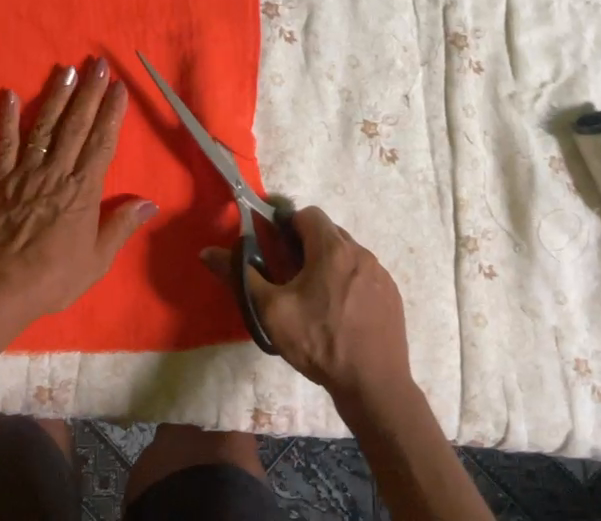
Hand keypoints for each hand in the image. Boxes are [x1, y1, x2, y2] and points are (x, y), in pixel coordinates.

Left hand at [0, 58, 156, 317]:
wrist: (6, 283)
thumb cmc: (56, 275)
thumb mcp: (98, 258)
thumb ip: (121, 226)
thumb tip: (149, 203)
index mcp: (84, 189)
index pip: (102, 142)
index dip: (112, 113)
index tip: (118, 88)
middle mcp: (58, 171)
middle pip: (77, 125)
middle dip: (89, 92)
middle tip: (97, 64)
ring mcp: (27, 171)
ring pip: (45, 125)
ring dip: (57, 96)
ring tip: (66, 70)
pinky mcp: (1, 177)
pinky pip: (5, 142)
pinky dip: (6, 117)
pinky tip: (8, 94)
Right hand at [201, 206, 411, 403]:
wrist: (374, 386)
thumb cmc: (319, 342)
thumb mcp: (271, 311)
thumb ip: (240, 276)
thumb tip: (207, 253)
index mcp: (333, 249)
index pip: (308, 214)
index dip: (287, 225)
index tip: (275, 250)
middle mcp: (361, 254)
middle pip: (328, 233)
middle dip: (306, 246)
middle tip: (289, 276)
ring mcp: (381, 275)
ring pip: (347, 255)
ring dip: (328, 265)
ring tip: (314, 299)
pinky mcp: (392, 296)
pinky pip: (364, 276)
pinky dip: (349, 284)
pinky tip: (339, 314)